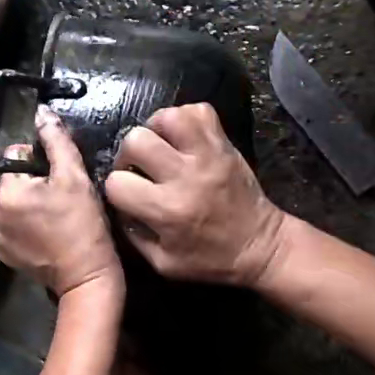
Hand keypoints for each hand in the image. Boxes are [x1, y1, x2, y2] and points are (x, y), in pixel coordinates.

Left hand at [0, 107, 123, 299]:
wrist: (86, 276)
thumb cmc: (82, 224)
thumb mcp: (75, 176)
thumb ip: (56, 141)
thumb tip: (40, 112)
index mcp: (6, 192)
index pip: (17, 158)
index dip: (41, 163)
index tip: (61, 179)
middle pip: (15, 183)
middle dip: (36, 186)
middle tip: (63, 200)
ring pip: (15, 206)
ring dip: (32, 206)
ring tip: (58, 218)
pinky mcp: (5, 256)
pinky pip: (15, 228)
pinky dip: (29, 227)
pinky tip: (50, 235)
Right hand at [104, 103, 288, 286]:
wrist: (260, 246)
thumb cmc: (209, 259)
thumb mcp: (162, 263)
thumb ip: (131, 233)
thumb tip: (114, 202)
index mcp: (168, 211)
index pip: (117, 182)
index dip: (116, 188)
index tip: (129, 194)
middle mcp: (186, 176)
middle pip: (136, 140)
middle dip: (129, 154)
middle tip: (140, 167)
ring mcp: (208, 155)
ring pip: (168, 117)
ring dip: (156, 129)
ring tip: (160, 146)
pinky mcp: (224, 143)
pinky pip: (198, 112)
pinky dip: (183, 118)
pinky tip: (181, 137)